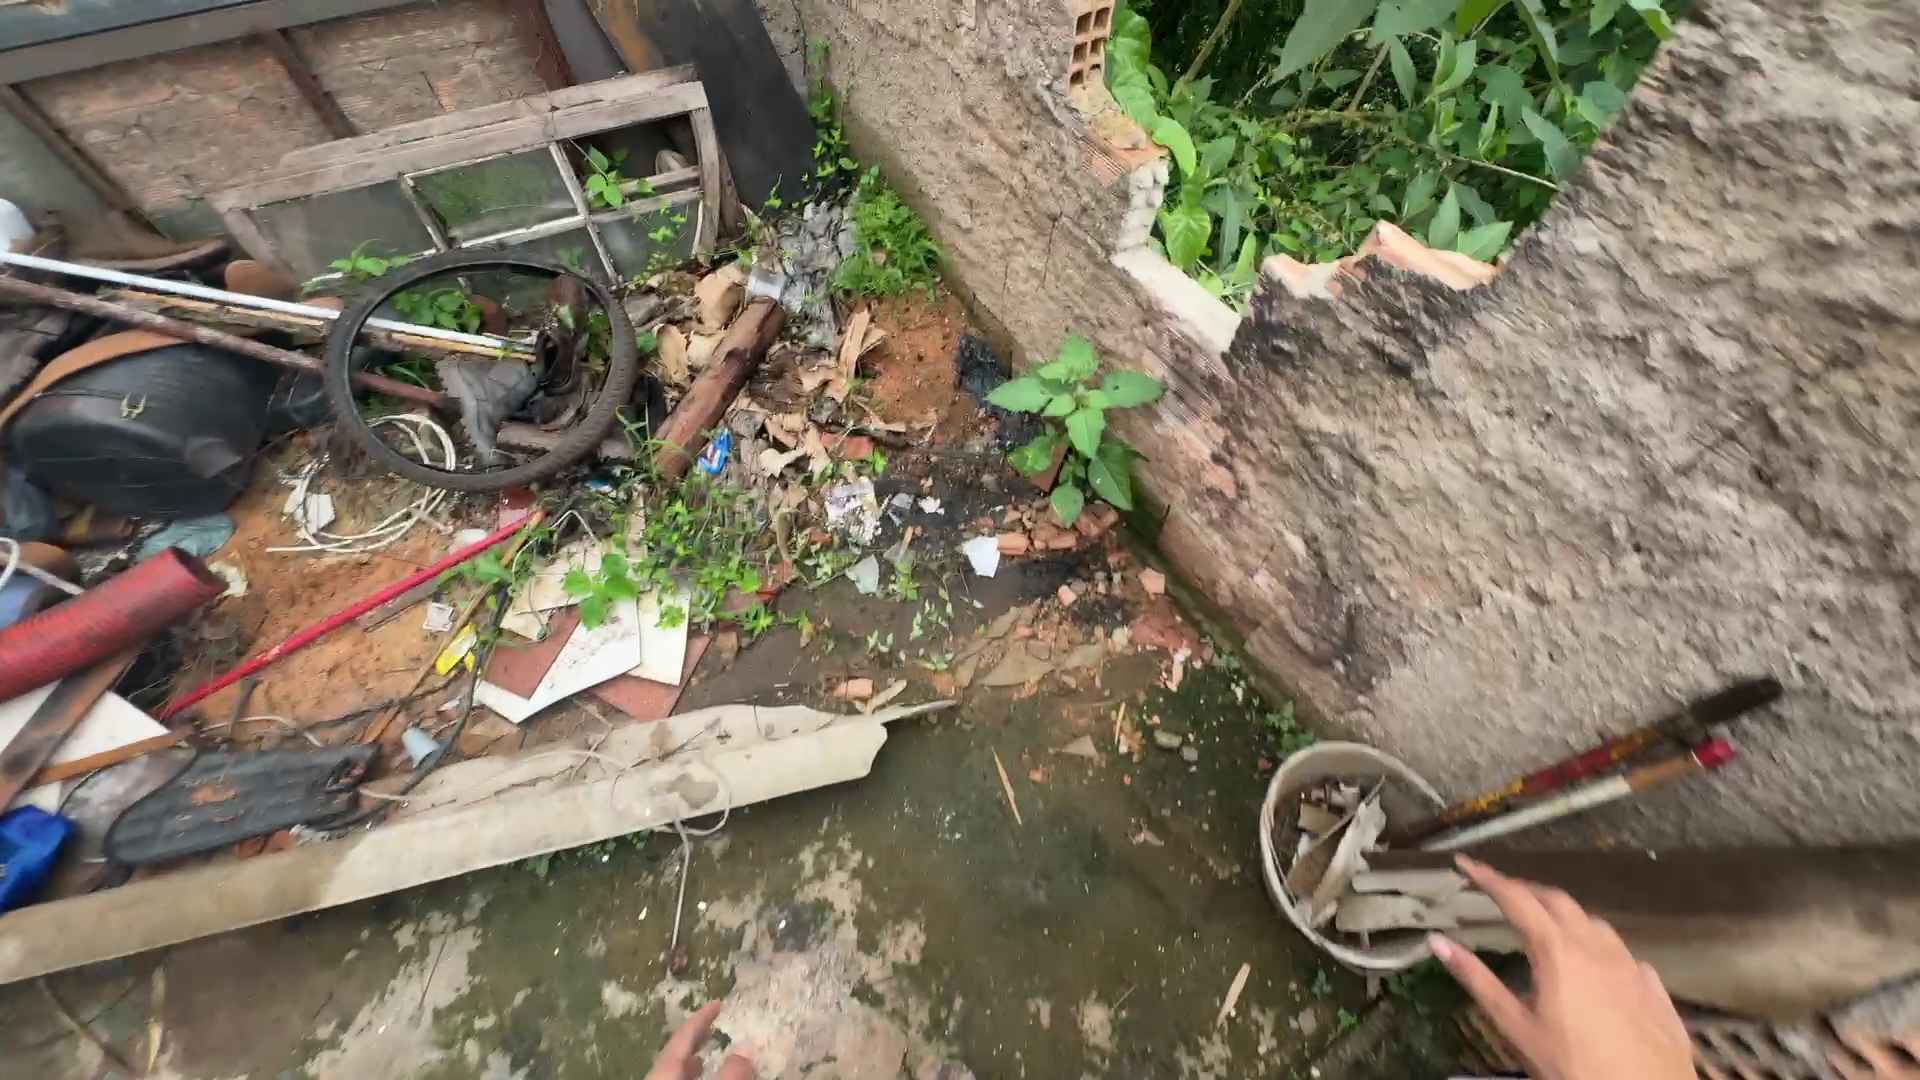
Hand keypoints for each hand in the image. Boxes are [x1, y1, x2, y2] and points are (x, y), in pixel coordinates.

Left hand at [645, 1001, 754, 1079]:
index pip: (684, 1034)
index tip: (717, 1002)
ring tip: (707, 1057)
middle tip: (713, 1025)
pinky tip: (701, 1079)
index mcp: (665, 1068)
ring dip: (691, 1061)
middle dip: (695, 1037)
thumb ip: (731, 1070)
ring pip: (673, 1070)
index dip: (702, 1016)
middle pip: (675, 1051)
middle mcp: (656, 1075)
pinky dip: (687, 1076)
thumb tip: (748, 1043)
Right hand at [1427, 855, 1691, 1079]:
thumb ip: (1476, 979)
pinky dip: (1600, 945)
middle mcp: (1596, 950)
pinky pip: (1625, 954)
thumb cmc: (1575, 1066)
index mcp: (1557, 952)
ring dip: (1564, 914)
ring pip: (1595, 923)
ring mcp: (1632, 971)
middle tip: (1500, 891)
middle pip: (1557, 900)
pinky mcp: (1657, 994)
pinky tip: (1597, 964)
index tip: (1463, 863)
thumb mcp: (1516, 1027)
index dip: (1486, 876)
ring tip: (1546, 923)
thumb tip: (1436, 940)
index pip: (1515, 898)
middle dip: (1525, 889)